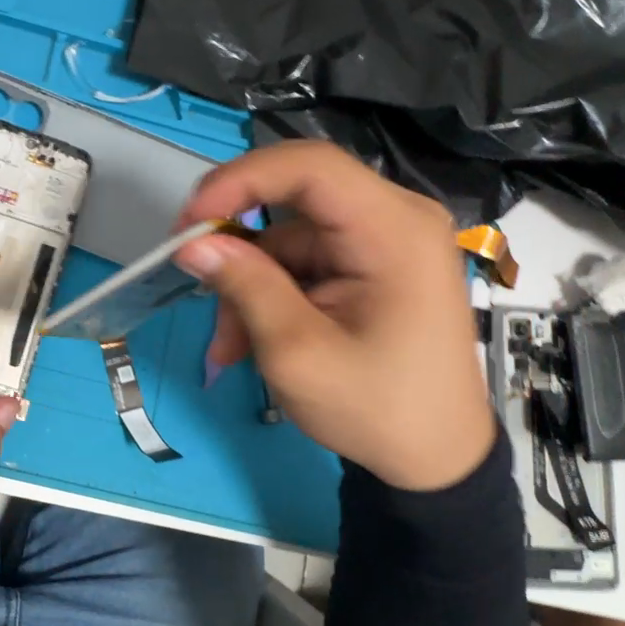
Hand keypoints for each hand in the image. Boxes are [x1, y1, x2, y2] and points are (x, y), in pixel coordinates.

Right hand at [175, 141, 493, 491]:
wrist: (435, 457)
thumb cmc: (378, 409)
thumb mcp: (297, 352)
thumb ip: (245, 288)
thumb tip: (192, 244)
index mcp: (394, 231)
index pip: (309, 168)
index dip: (239, 181)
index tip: (189, 224)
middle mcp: (394, 220)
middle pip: (292, 201)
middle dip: (237, 244)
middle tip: (191, 276)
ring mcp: (381, 242)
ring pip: (285, 239)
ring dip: (246, 286)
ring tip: (228, 346)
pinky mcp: (368, 265)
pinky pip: (299, 263)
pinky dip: (267, 297)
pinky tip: (249, 341)